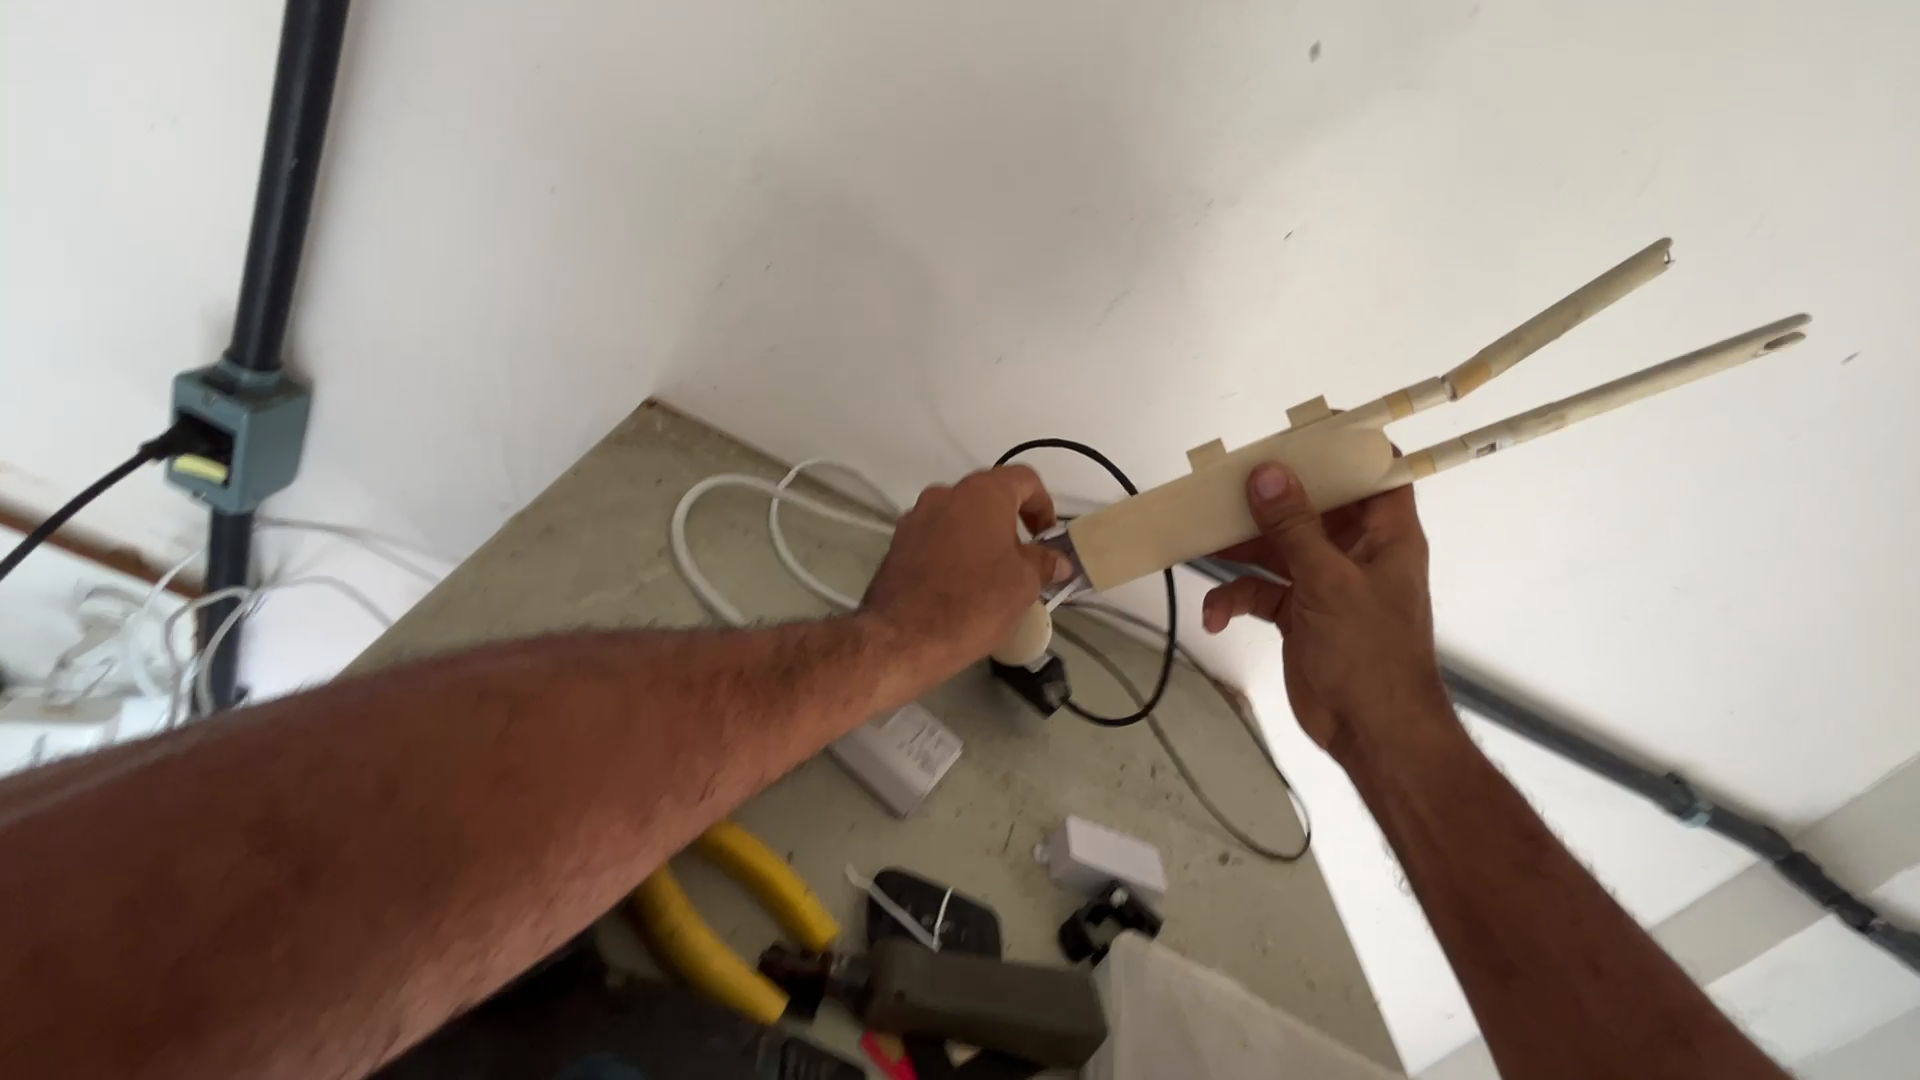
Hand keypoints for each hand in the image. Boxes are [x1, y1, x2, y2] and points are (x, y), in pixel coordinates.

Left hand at [861, 465, 1073, 679]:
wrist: (904, 636)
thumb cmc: (975, 602)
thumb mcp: (1024, 584)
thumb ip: (1044, 563)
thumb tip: (1058, 560)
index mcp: (982, 493)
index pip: (1024, 479)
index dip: (1043, 505)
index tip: (1047, 538)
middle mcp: (945, 495)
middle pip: (988, 496)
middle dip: (1009, 523)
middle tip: (1022, 560)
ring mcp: (916, 517)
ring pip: (958, 517)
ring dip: (979, 537)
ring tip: (989, 576)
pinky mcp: (897, 543)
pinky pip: (935, 537)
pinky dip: (952, 551)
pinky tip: (958, 585)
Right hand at [1200, 462, 1451, 761]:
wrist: (1371, 732)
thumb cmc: (1368, 652)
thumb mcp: (1328, 582)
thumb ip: (1294, 527)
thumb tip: (1266, 473)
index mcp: (1384, 534)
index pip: (1377, 472)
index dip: (1348, 446)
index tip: (1302, 429)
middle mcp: (1354, 551)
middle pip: (1311, 507)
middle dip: (1268, 498)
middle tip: (1226, 482)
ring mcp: (1323, 583)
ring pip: (1276, 548)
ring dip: (1239, 550)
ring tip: (1201, 544)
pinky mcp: (1297, 614)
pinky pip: (1259, 592)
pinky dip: (1234, 600)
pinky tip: (1215, 616)